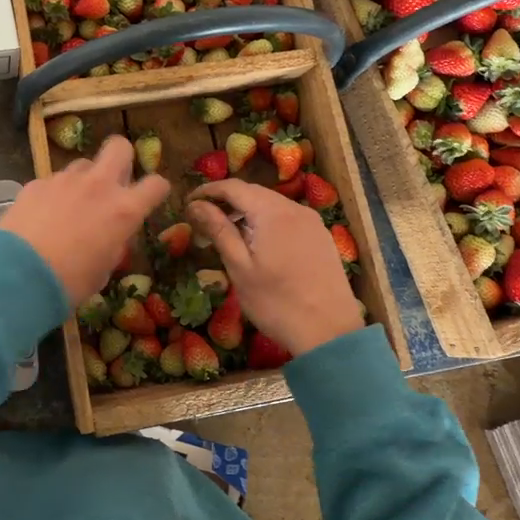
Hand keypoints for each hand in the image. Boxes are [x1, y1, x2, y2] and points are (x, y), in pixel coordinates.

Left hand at [1, 134, 171, 306]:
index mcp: (124, 210)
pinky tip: (42, 216)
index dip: (157, 189)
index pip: (156, 184)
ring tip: (71, 205)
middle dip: (122, 158)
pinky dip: (53, 194)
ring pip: (83, 165)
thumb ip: (113, 244)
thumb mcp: (104, 270)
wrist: (19, 276)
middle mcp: (98, 186)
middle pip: (120, 147)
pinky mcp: (36, 183)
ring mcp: (65, 180)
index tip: (151, 196)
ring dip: (84, 180)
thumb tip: (111, 236)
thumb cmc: (70, 282)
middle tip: (114, 180)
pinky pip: (52, 181)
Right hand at [185, 180, 363, 355]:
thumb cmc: (276, 302)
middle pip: (254, 192)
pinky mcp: (321, 236)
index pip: (233, 186)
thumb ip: (218, 230)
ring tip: (227, 232)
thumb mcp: (240, 267)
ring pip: (272, 204)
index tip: (188, 203)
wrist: (330, 333)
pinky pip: (288, 217)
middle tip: (204, 218)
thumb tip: (195, 205)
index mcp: (272, 211)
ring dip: (247, 211)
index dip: (208, 190)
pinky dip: (267, 221)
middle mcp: (295, 208)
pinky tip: (258, 242)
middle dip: (227, 200)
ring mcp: (312, 221)